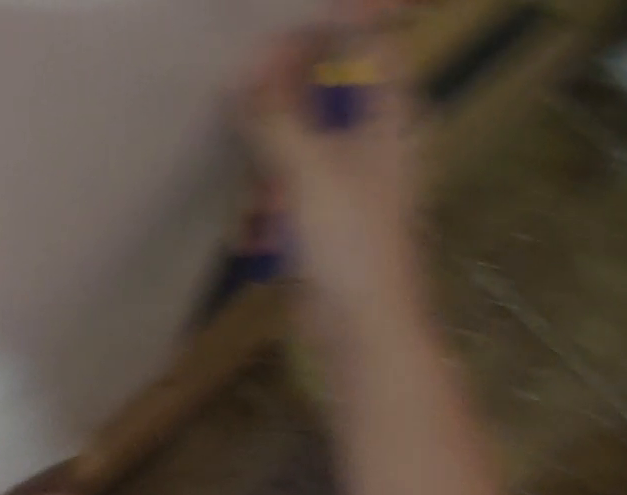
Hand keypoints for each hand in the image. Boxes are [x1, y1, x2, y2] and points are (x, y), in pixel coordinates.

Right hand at [238, 2, 422, 327]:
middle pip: (321, 97)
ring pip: (295, 151)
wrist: (361, 332)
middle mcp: (370, 145)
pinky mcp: (321, 227)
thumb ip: (276, 116)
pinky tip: (252, 240)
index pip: (366, 43)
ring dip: (265, 173)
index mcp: (387, 117)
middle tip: (238, 113)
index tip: (271, 39)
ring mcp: (345, 188)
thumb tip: (247, 67)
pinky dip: (267, 216)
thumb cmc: (349, 243)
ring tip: (252, 201)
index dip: (325, 31)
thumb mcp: (309, 170)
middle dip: (278, 110)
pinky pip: (286, 201)